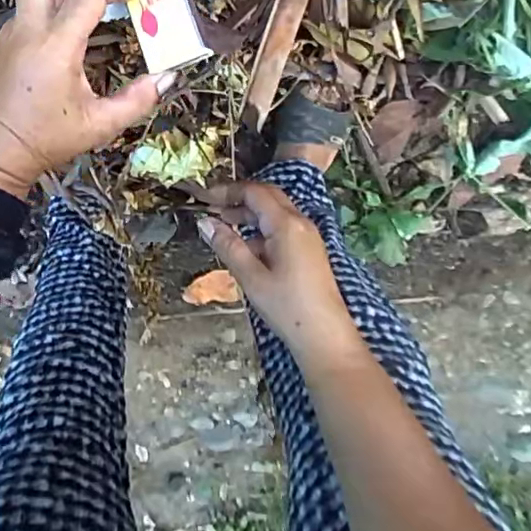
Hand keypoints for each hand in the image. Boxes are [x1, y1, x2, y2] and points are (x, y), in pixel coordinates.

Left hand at [0, 0, 171, 196]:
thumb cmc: (44, 141)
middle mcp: (28, 30)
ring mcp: (10, 34)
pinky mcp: (3, 44)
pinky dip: (49, 0)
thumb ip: (137, 100)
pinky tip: (70, 21)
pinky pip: (27, 9)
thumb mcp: (99, 126)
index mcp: (54, 46)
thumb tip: (166, 78)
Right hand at [198, 182, 362, 368]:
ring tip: (224, 227)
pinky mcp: (310, 251)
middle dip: (239, 198)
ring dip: (249, 214)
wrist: (326, 339)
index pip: (254, 192)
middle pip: (267, 197)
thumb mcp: (251, 277)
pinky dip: (261, 230)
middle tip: (212, 208)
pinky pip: (283, 229)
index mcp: (287, 224)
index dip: (227, 191)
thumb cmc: (287, 307)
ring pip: (275, 213)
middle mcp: (301, 223)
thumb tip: (205, 223)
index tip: (204, 198)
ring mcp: (308, 237)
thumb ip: (227, 245)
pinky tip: (245, 249)